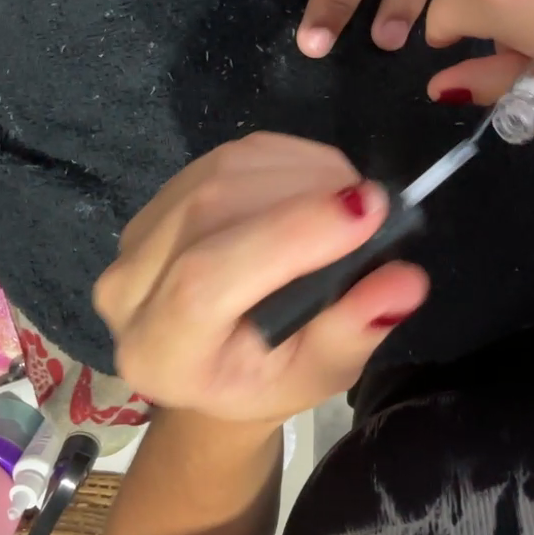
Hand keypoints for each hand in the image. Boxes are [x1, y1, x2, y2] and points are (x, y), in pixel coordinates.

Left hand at [92, 133, 428, 423]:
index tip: (366, 210)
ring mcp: (138, 235)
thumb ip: (354, 329)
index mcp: (160, 352)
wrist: (217, 359)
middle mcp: (128, 289)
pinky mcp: (163, 195)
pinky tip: (320, 182)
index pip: (204, 282)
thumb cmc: (268, 378)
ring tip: (352, 198)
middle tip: (375, 202)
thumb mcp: (321, 374)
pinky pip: (230, 157)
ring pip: (222, 172)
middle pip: (210, 212)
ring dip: (302, 171)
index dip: (286, 236)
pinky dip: (288, 159)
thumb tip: (406, 281)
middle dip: (304, 194)